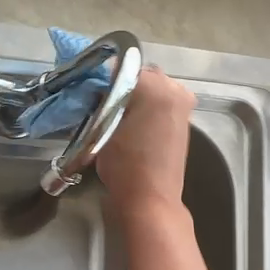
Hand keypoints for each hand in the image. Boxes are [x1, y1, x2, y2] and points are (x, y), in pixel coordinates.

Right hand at [96, 68, 195, 213]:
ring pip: (150, 89)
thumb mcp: (103, 131)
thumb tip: (97, 89)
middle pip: (139, 76)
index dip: (100, 79)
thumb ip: (102, 103)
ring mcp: (183, 104)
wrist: (150, 200)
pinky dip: (145, 108)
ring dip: (133, 98)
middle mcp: (174, 88)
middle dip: (120, 87)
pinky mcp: (183, 120)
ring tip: (114, 117)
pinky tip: (129, 125)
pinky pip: (159, 103)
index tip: (87, 92)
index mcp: (155, 86)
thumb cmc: (125, 167)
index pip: (120, 68)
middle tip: (100, 105)